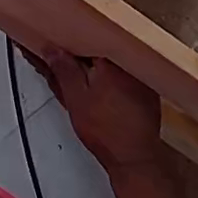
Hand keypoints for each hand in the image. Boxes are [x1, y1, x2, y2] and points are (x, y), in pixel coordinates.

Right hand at [43, 53, 163, 173]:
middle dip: (79, 53)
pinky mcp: (146, 92)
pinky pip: (122, 75)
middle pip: (100, 49)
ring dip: (93, 65)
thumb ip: (63, 70)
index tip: (56, 45)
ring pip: (111, 63)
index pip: (89, 38)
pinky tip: (97, 86)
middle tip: (60, 59)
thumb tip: (51, 49)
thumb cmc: (106, 131)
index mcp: (112, 62)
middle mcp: (130, 66)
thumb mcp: (76, 99)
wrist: (134, 158)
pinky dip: (108, 77)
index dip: (70, 41)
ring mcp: (141, 78)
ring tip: (76, 73)